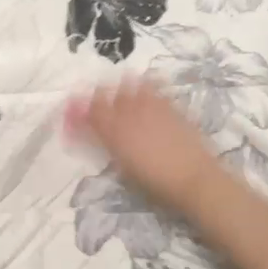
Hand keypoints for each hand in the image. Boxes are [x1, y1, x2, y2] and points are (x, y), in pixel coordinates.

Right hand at [65, 78, 222, 216]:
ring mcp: (150, 105)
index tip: (72, 112)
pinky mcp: (169, 103)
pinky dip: (144, 85)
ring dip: (120, 88)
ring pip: (127, 84)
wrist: (195, 179)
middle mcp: (129, 113)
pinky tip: (144, 91)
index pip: (88, 113)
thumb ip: (106, 147)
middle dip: (96, 96)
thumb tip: (91, 135)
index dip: (77, 110)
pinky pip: (152, 84)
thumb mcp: (124, 168)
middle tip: (95, 104)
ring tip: (121, 96)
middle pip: (104, 93)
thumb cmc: (157, 184)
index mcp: (114, 133)